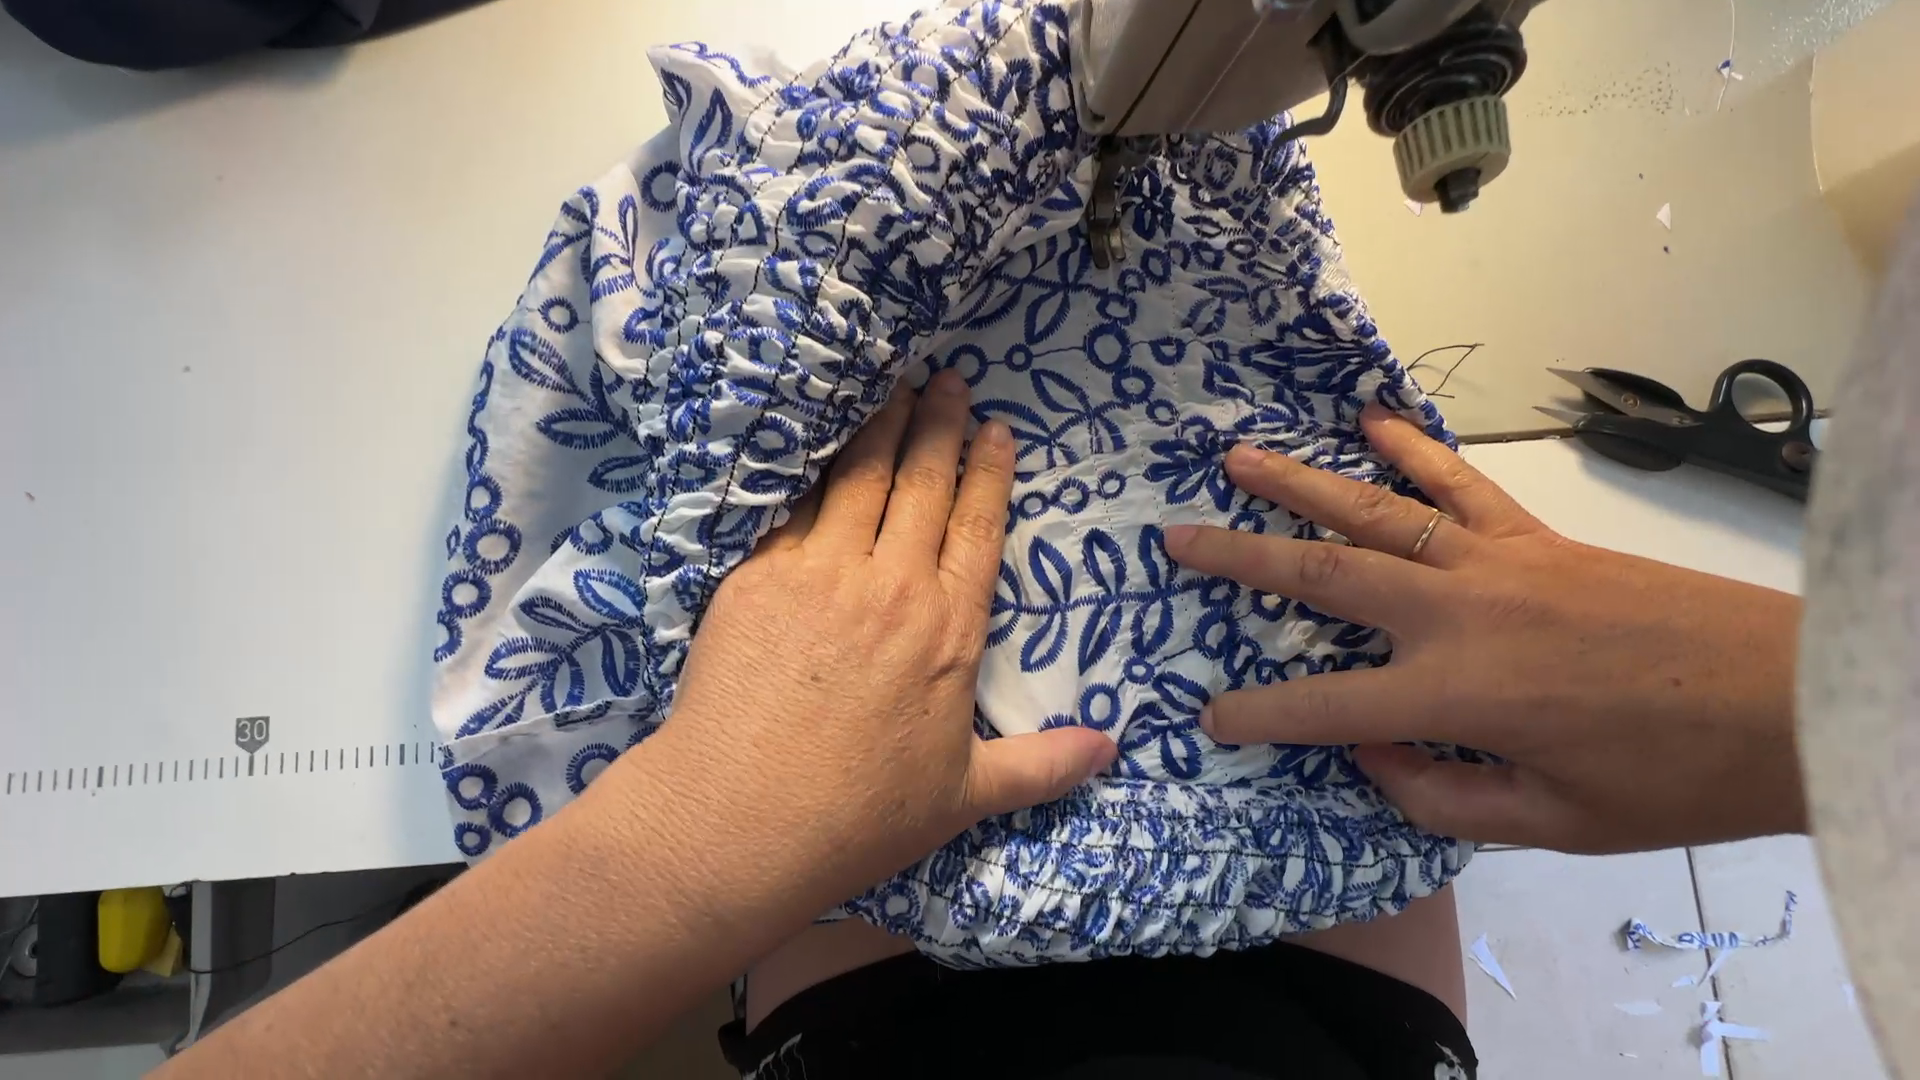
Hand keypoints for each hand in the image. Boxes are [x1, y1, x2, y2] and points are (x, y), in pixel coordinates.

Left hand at [655, 372, 1116, 890]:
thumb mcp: (966, 796)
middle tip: (949, 381)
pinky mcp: (758, 576)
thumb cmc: (861, 814)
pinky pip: (794, 503)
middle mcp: (891, 585)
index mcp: (949, 629)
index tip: (997, 430)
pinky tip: (818, 440)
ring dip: (882, 425)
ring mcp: (820, 573)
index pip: (978, 527)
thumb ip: (1043, 765)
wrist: (742, 821)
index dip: (990, 472)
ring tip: (895, 387)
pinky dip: (812, 464)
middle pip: (923, 484)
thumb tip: (1113, 750)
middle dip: (940, 424)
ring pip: (860, 477)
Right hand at [1162, 404, 1805, 853]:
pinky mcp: (1531, 535)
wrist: (1804, 702)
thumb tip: (1370, 753)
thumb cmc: (1674, 776)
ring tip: (1237, 457)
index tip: (1209, 717)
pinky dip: (1412, 448)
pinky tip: (1368, 419)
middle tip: (1176, 536)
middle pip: (1322, 576)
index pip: (1325, 707)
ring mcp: (1491, 560)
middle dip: (1239, 557)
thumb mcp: (1553, 820)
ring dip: (1296, 483)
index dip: (1257, 715)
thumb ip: (1441, 794)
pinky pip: (1459, 483)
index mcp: (1456, 692)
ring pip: (1372, 511)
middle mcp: (1454, 612)